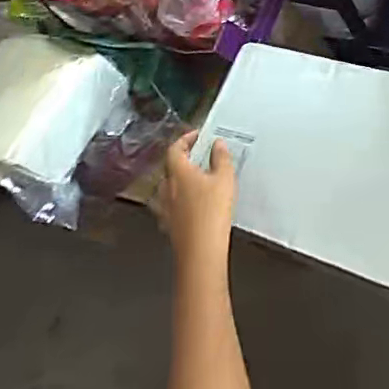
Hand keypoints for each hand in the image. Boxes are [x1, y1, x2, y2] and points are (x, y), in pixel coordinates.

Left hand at [155, 131, 236, 270]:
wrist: (200, 253)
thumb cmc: (212, 212)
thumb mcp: (224, 179)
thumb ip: (221, 158)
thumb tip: (217, 144)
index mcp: (177, 171)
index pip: (175, 148)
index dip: (185, 139)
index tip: (197, 135)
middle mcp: (166, 187)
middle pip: (170, 167)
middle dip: (184, 160)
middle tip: (199, 157)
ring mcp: (164, 208)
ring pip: (169, 187)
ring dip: (181, 181)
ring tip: (197, 180)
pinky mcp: (168, 226)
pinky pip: (171, 206)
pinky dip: (180, 200)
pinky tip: (192, 206)